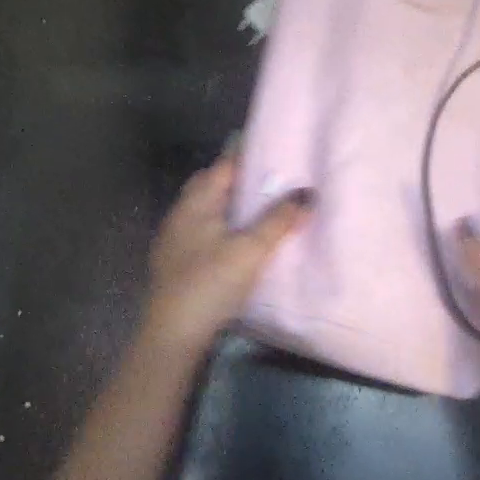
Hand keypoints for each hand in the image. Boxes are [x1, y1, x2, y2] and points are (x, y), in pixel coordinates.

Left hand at [140, 141, 311, 358]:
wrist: (172, 334)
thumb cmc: (210, 283)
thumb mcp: (250, 250)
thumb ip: (278, 220)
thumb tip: (307, 192)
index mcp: (197, 200)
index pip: (224, 164)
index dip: (246, 154)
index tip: (270, 146)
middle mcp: (181, 212)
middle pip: (210, 184)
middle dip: (235, 179)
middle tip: (266, 181)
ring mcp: (174, 237)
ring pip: (204, 209)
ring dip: (227, 205)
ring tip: (256, 211)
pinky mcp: (175, 262)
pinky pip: (200, 231)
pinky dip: (218, 227)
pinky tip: (233, 243)